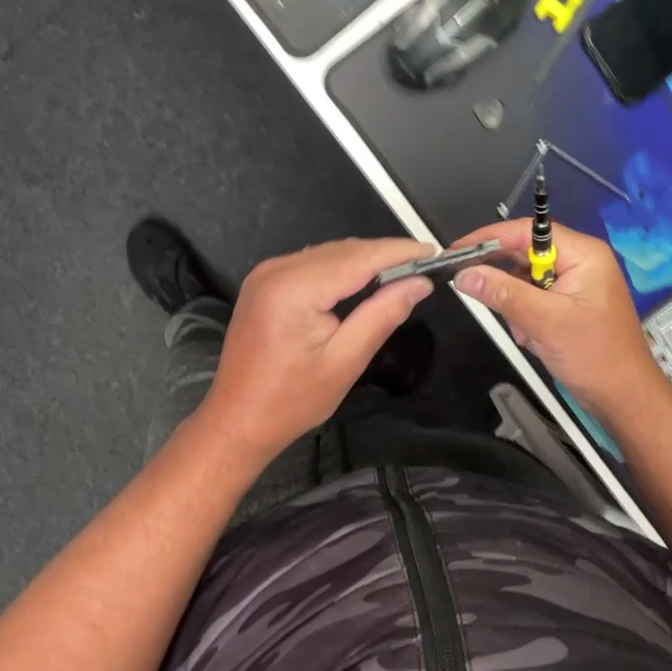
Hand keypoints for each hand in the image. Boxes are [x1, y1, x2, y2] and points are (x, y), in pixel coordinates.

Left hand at [195, 238, 435, 457]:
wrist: (237, 420)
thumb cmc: (291, 400)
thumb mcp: (345, 362)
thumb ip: (382, 316)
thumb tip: (419, 284)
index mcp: (294, 288)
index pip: (359, 257)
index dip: (399, 252)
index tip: (434, 254)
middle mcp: (277, 269)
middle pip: (344, 250)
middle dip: (385, 256)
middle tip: (425, 269)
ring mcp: (267, 273)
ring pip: (329, 253)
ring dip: (365, 261)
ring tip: (403, 274)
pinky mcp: (265, 283)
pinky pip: (313, 264)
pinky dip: (342, 268)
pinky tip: (365, 282)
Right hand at [452, 220, 666, 414]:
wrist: (624, 397)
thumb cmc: (595, 356)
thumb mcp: (544, 322)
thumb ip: (503, 294)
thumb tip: (464, 274)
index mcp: (583, 254)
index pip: (527, 232)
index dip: (490, 237)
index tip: (457, 250)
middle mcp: (579, 262)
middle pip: (525, 254)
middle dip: (505, 280)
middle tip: (475, 290)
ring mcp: (574, 285)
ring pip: (525, 280)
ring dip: (516, 305)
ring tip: (524, 331)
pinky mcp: (568, 306)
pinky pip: (534, 300)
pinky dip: (525, 318)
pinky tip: (532, 338)